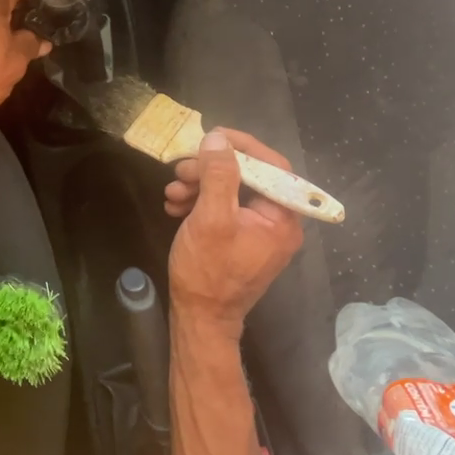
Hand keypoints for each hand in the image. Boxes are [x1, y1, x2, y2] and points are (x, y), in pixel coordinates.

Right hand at [166, 129, 305, 339]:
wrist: (198, 318)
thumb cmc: (208, 271)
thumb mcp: (211, 218)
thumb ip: (218, 176)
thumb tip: (218, 139)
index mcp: (282, 218)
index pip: (273, 166)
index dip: (243, 146)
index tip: (212, 136)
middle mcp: (277, 222)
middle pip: (247, 176)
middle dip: (210, 169)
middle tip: (181, 170)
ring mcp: (258, 231)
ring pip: (231, 190)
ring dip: (199, 184)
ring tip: (172, 193)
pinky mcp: (240, 238)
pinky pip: (223, 207)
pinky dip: (199, 201)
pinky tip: (175, 206)